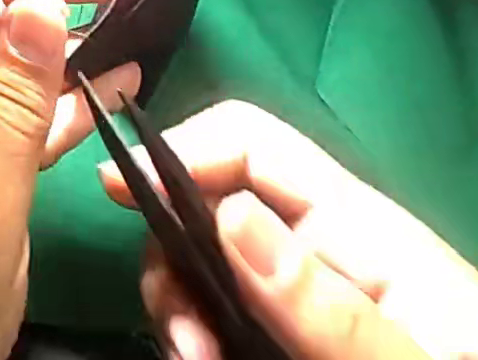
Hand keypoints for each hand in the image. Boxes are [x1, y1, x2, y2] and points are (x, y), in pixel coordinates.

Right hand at [101, 101, 477, 359]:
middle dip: (171, 243)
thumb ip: (327, 303)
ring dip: (179, 297)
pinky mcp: (296, 331)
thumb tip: (228, 211)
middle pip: (212, 198)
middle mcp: (321, 242)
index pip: (250, 140)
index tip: (122, 186)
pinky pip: (225, 307)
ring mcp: (306, 291)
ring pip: (207, 256)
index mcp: (355, 222)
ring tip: (191, 359)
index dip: (182, 144)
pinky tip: (204, 359)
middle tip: (177, 330)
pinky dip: (200, 327)